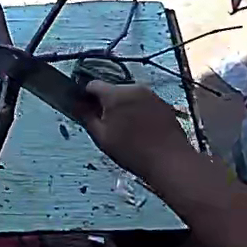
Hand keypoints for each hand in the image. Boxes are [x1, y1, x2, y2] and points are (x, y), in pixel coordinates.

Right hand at [82, 81, 197, 179]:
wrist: (170, 160)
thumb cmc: (131, 151)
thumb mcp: (102, 137)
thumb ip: (86, 117)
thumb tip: (76, 104)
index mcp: (115, 93)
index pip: (93, 85)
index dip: (85, 96)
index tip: (85, 111)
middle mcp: (134, 87)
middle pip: (112, 90)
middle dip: (106, 103)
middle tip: (106, 125)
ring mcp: (151, 94)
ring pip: (128, 96)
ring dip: (123, 107)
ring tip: (126, 130)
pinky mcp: (163, 104)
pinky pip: (143, 102)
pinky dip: (138, 111)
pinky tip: (141, 130)